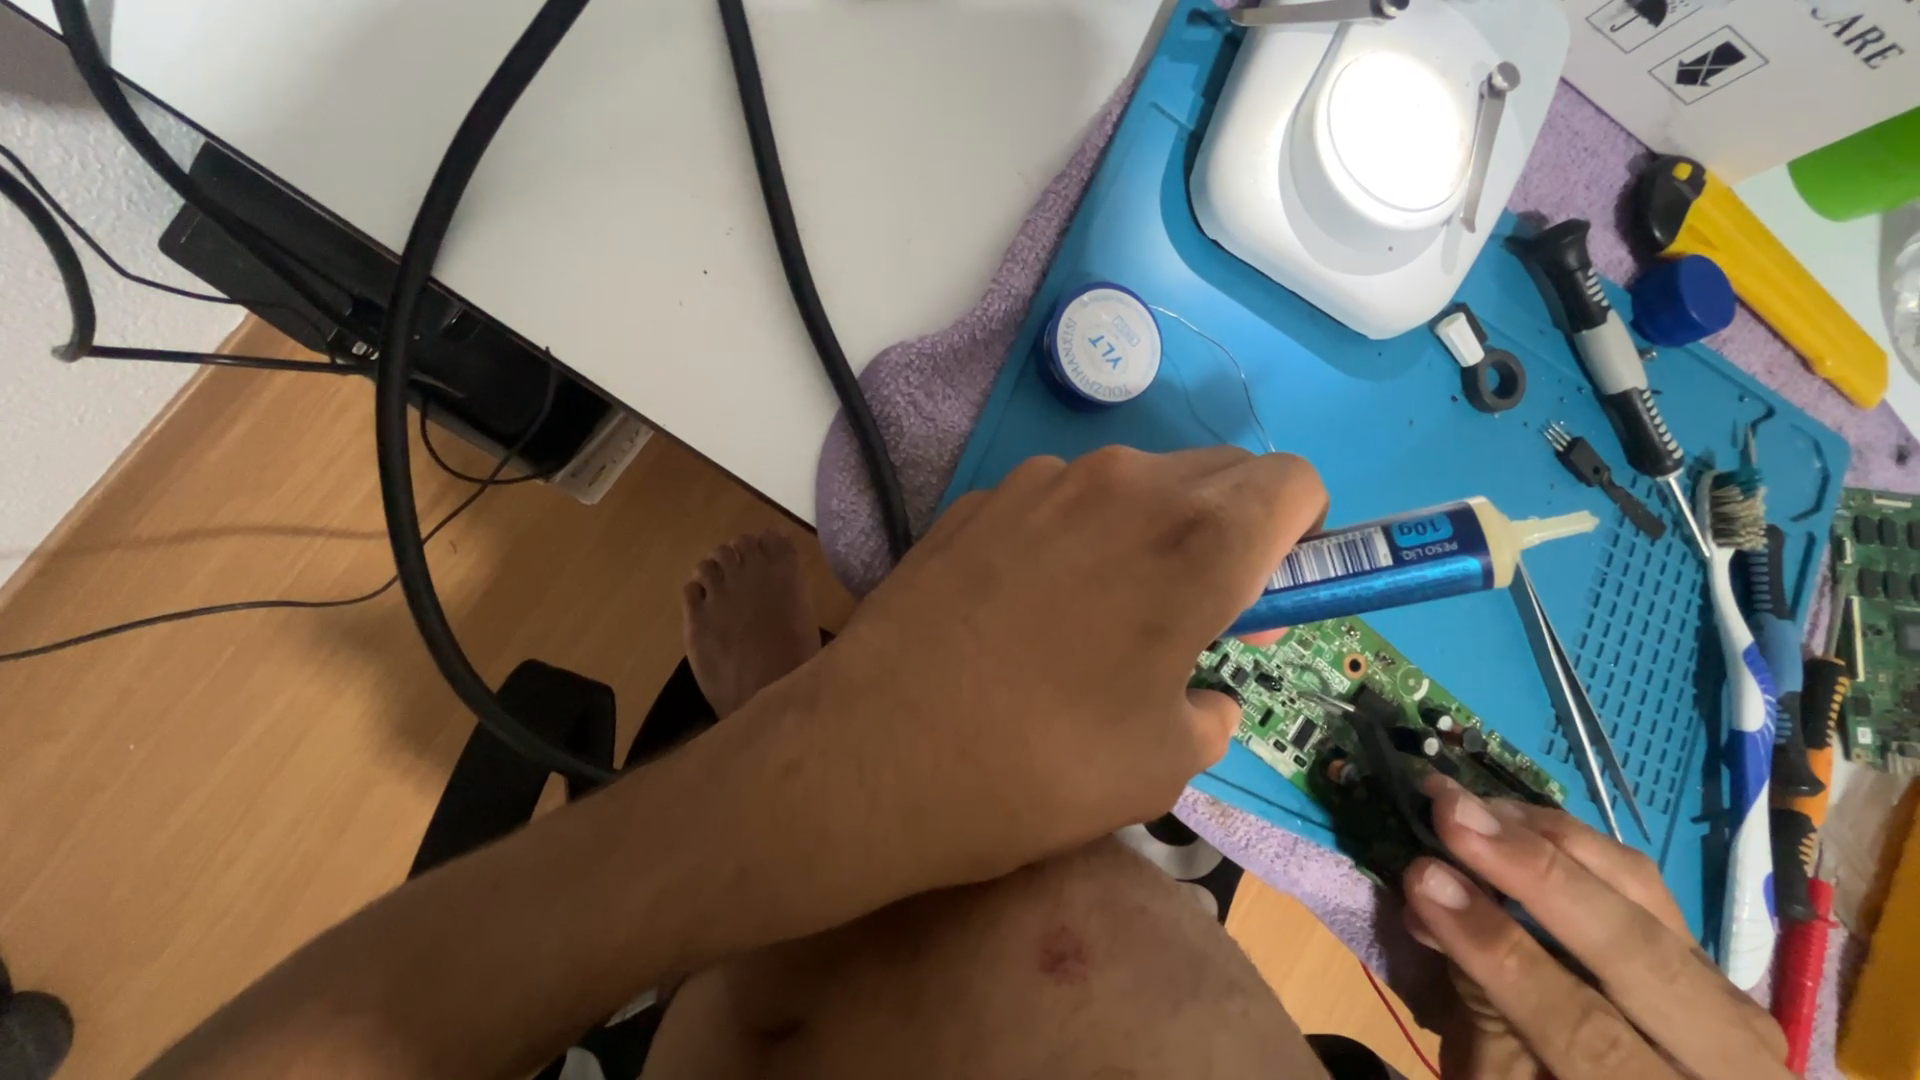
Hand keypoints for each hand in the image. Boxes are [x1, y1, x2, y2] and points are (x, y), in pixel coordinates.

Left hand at [801, 446, 1325, 894]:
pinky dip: (1069, 538)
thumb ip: (1210, 710)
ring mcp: (1037, 484)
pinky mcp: (973, 501)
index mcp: (1196, 539)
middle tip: (1188, 614)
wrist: (873, 753)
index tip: (1264, 593)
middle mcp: (1122, 485)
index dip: (1299, 534)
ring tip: (1094, 616)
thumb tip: (1204, 693)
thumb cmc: (1042, 766)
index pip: (1293, 483)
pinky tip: (1021, 608)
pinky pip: (1054, 503)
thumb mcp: (1164, 762)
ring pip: (1131, 485)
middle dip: (1226, 531)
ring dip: (1143, 533)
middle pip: (1215, 475)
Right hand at [1403, 775, 1789, 1079]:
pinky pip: (1637, 879)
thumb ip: (1478, 1006)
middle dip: (1535, 872)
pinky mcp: (1699, 955)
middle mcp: (1733, 1061)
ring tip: (1465, 801)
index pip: (1589, 1032)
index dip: (1500, 951)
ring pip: (1645, 894)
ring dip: (1545, 837)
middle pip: (1638, 952)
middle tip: (1450, 810)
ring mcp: (1726, 999)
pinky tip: (1504, 816)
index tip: (1423, 879)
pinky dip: (1565, 838)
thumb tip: (1434, 899)